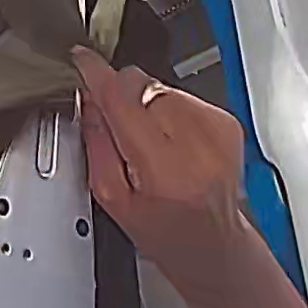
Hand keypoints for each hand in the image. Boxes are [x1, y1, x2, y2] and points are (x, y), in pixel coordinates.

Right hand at [71, 48, 307, 307]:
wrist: (216, 249)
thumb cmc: (166, 233)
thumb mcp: (113, 200)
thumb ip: (96, 143)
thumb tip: (87, 98)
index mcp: (163, 170)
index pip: (121, 100)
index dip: (96, 74)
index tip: (81, 58)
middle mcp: (195, 145)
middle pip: (141, 85)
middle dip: (123, 98)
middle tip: (124, 131)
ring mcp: (215, 130)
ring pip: (160, 85)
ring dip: (148, 104)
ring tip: (154, 142)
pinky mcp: (226, 122)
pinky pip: (182, 94)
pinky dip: (171, 109)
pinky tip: (174, 141)